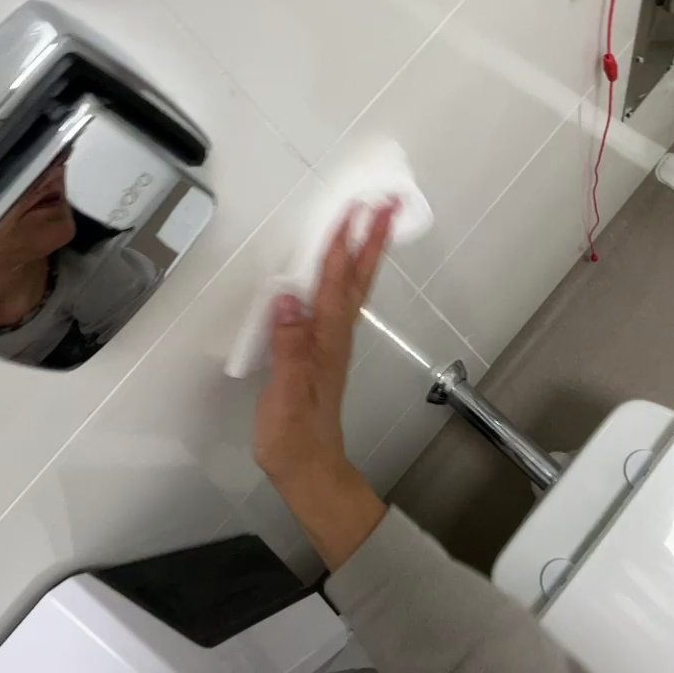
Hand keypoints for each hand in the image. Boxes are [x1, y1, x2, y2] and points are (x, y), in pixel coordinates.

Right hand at [253, 199, 398, 567]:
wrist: (309, 469)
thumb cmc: (293, 437)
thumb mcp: (284, 397)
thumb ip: (288, 348)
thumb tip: (289, 299)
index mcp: (325, 340)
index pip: (335, 283)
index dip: (343, 244)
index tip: (356, 209)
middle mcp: (336, 335)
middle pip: (357, 277)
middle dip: (373, 238)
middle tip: (389, 203)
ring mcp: (334, 342)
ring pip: (353, 286)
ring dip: (365, 251)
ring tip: (374, 223)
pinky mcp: (326, 350)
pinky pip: (341, 300)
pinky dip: (347, 274)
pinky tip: (341, 269)